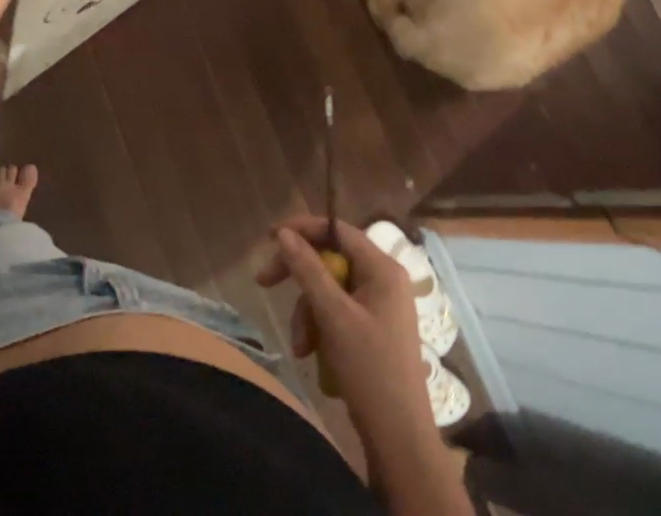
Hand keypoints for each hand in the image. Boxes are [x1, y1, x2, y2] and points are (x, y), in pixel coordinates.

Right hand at [256, 217, 431, 424]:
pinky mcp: (371, 327)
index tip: (269, 237)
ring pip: (328, 289)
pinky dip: (318, 326)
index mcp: (383, 269)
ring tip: (300, 344)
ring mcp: (378, 305)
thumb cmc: (368, 366)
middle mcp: (383, 280)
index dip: (303, 228)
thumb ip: (307, 269)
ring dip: (306, 312)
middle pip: (330, 259)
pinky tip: (309, 351)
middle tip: (264, 282)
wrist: (397, 431)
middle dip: (298, 276)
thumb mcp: (332, 314)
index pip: (338, 230)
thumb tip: (284, 233)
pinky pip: (336, 311)